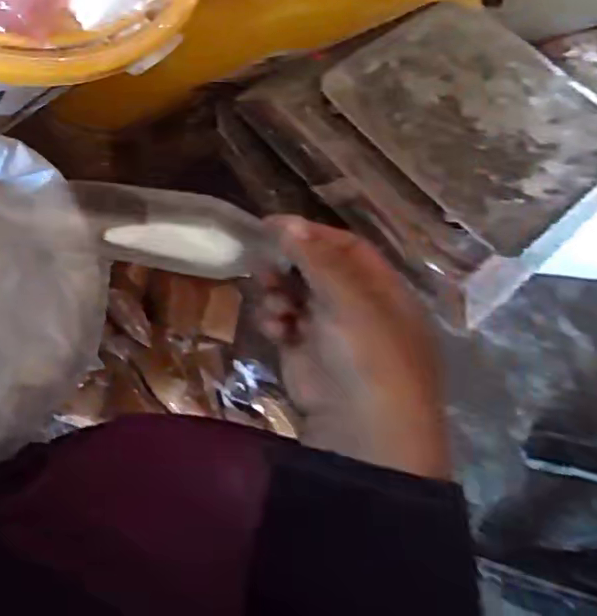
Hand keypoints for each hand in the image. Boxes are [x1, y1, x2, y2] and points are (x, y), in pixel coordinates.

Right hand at [255, 216, 449, 478]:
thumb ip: (315, 261)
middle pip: (315, 267)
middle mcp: (360, 306)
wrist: (359, 423)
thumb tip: (283, 221)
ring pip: (291, 290)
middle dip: (285, 264)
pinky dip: (272, 318)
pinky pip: (280, 317)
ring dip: (275, 291)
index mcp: (385, 294)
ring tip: (272, 304)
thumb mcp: (347, 304)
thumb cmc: (368, 358)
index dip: (310, 233)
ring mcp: (331, 327)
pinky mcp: (303, 344)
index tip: (269, 226)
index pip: (347, 248)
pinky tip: (275, 329)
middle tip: (260, 262)